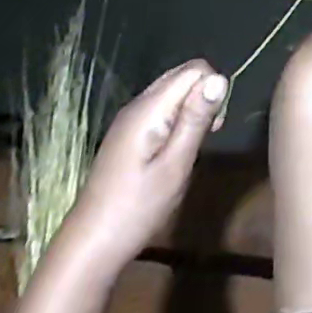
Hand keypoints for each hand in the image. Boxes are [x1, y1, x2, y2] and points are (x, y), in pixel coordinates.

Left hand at [62, 59, 228, 275]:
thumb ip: (196, 119)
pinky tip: (176, 150)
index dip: (213, 88)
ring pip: (172, 89)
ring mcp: (129, 118)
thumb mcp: (176, 165)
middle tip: (208, 135)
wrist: (91, 244)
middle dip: (204, 94)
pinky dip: (177, 117)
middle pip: (182, 73)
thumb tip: (220, 78)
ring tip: (192, 146)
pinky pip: (161, 106)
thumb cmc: (138, 208)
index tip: (215, 126)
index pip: (195, 68)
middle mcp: (137, 103)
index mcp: (149, 108)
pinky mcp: (127, 132)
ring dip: (192, 106)